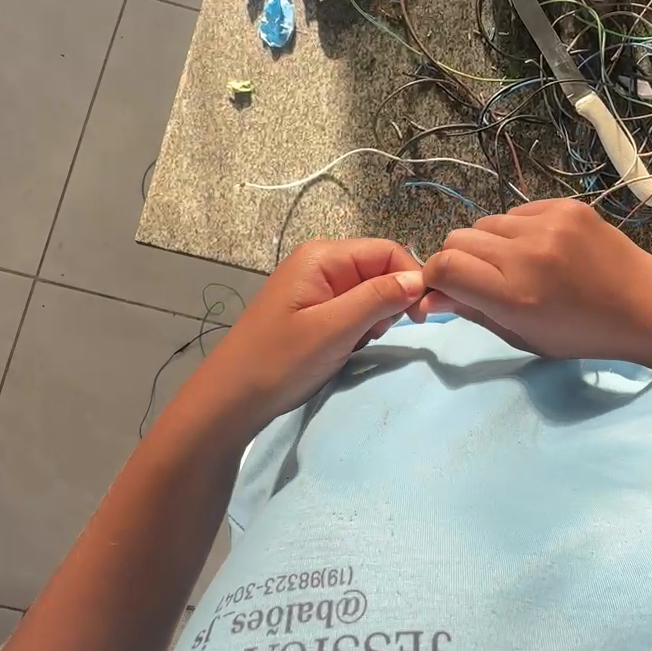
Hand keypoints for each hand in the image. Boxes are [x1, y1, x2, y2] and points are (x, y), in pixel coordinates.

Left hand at [187, 239, 426, 435]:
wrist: (231, 400)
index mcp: (324, 256)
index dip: (410, 278)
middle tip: (372, 334)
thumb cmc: (279, 361)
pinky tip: (344, 347)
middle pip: (381, 269)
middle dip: (389, 302)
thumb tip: (419, 279)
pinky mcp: (316, 309)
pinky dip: (360, 329)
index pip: (388, 250)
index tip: (418, 318)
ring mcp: (317, 286)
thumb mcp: (334, 329)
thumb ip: (378, 299)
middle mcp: (322, 262)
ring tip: (353, 342)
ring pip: (372, 292)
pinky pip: (355, 309)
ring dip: (374, 319)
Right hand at [420, 199, 651, 361]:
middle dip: (459, 259)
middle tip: (482, 277)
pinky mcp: (565, 206)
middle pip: (458, 238)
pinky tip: (542, 248)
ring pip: (487, 222)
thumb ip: (474, 311)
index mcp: (514, 295)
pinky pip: (519, 211)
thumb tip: (431, 294)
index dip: (434, 277)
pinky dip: (518, 229)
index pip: (444, 267)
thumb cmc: (582, 333)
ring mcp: (548, 224)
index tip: (445, 287)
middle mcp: (526, 254)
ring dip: (490, 243)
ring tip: (517, 263)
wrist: (645, 305)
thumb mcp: (524, 336)